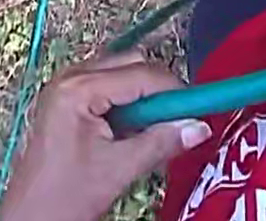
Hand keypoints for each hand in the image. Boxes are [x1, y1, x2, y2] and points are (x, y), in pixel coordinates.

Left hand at [0, 52, 212, 220]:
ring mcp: (66, 84)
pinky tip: (132, 129)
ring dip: (142, 94)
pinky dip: (126, 101)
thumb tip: (201, 127)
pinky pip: (107, 84)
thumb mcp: (117, 171)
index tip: (198, 108)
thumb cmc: (64, 202)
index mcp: (79, 88)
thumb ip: (161, 142)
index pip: (140, 75)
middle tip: (177, 118)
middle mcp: (71, 75)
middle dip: (157, 89)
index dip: (173, 90)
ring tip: (155, 126)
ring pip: (121, 71)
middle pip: (131, 63)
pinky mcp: (66, 96)